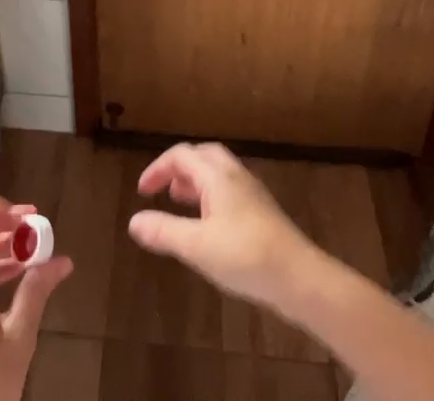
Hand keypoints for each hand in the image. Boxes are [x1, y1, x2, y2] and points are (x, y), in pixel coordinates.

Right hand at [127, 142, 320, 306]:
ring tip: (179, 203)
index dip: (157, 169)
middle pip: (203, 156)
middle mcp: (236, 176)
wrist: (300, 278)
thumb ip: (163, 231)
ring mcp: (252, 193)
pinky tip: (208, 224)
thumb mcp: (197, 246)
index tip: (142, 191)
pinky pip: (229, 190)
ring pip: (218, 173)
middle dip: (179, 168)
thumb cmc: (246, 256)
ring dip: (195, 182)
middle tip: (163, 189)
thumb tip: (133, 221)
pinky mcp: (262, 212)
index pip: (181, 155)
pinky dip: (210, 196)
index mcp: (217, 176)